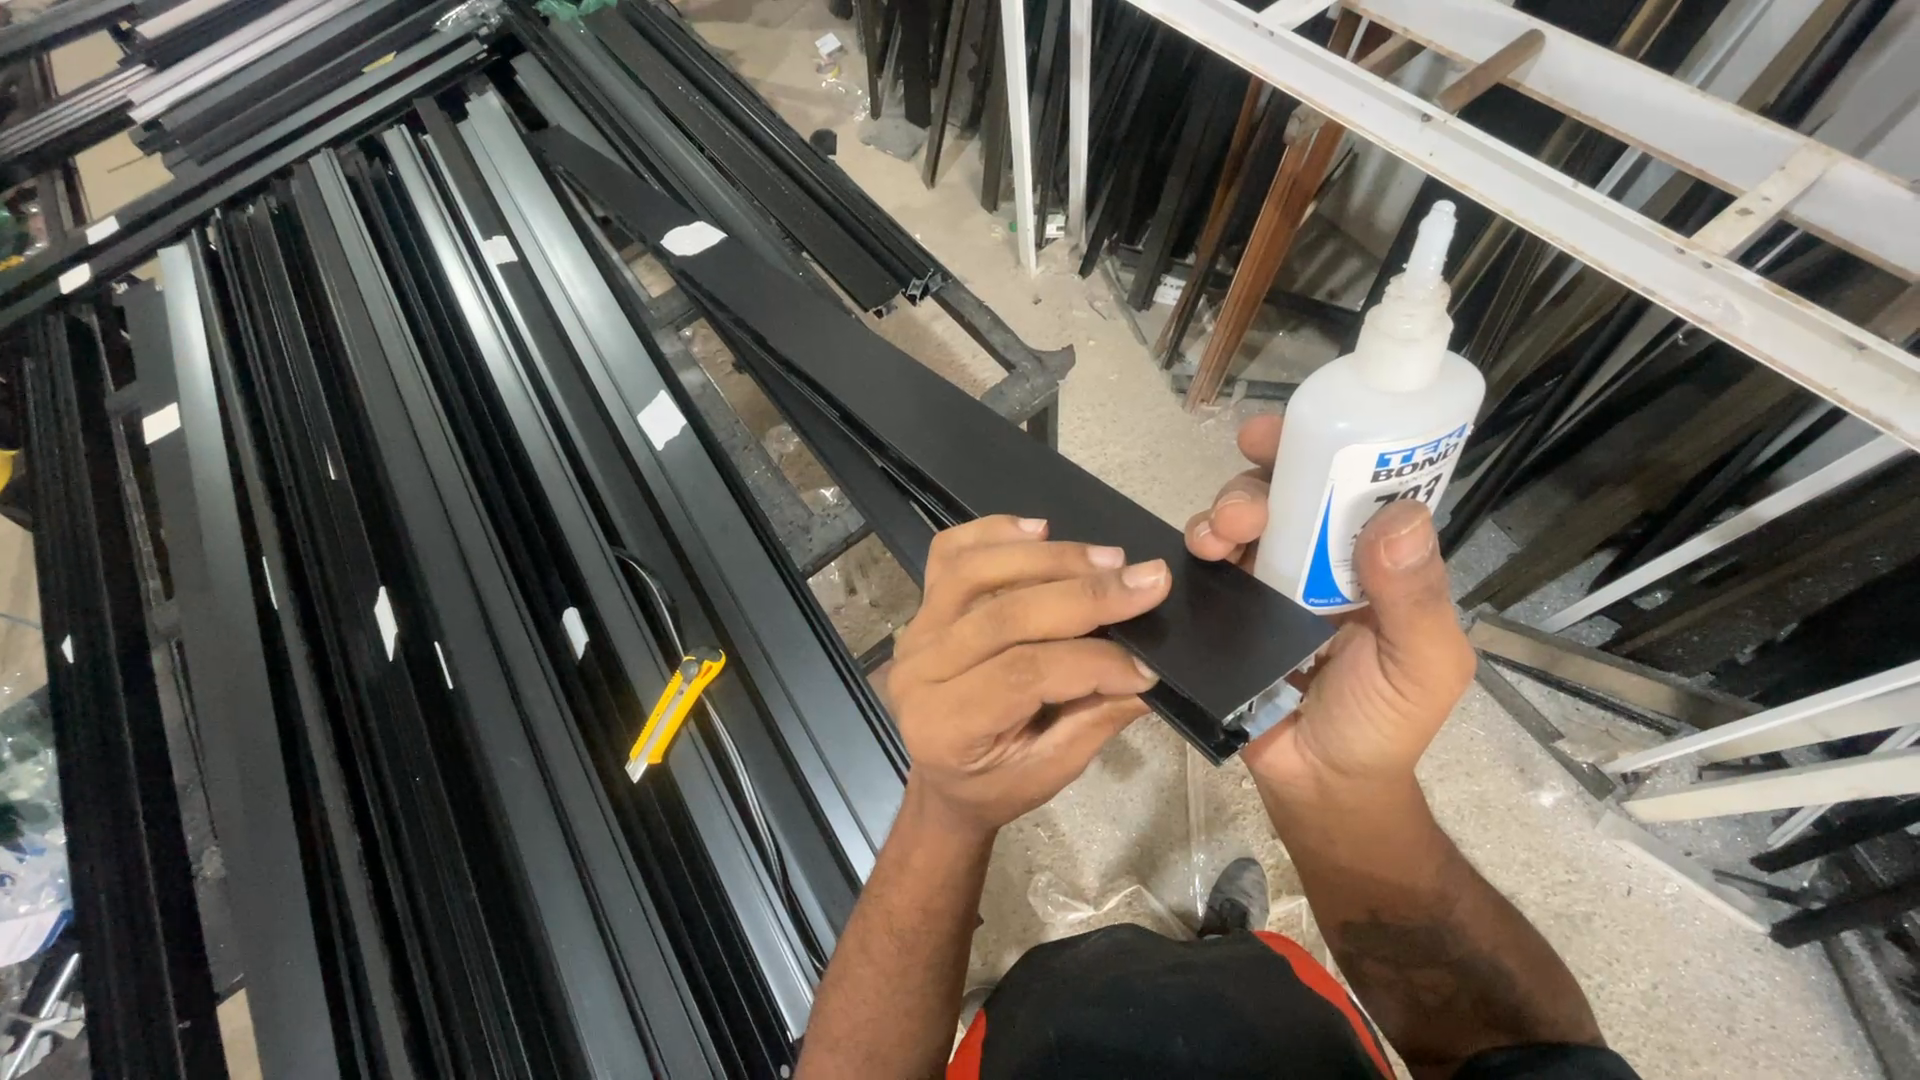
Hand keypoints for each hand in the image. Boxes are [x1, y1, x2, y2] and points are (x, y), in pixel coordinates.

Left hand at [879, 515, 1171, 836]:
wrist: (943, 780)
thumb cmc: (997, 783)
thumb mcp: (1052, 769)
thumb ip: (1098, 716)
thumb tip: (1153, 667)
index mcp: (945, 726)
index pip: (1024, 673)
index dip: (1093, 661)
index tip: (1149, 662)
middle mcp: (919, 671)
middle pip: (1005, 615)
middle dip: (1085, 595)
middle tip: (1148, 581)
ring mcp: (914, 631)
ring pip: (978, 572)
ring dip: (1050, 557)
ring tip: (1108, 557)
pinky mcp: (921, 605)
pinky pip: (950, 553)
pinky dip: (993, 531)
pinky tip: (1039, 528)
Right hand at [1185, 416, 1475, 796]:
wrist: (1318, 785)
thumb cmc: (1381, 725)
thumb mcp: (1423, 664)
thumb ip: (1417, 598)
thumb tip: (1397, 515)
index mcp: (1374, 563)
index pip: (1354, 487)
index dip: (1326, 449)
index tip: (1290, 433)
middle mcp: (1320, 561)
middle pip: (1287, 495)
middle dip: (1258, 485)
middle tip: (1240, 512)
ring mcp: (1269, 584)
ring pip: (1242, 523)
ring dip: (1222, 513)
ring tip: (1213, 537)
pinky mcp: (1227, 611)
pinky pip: (1207, 567)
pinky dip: (1196, 547)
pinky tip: (1193, 554)